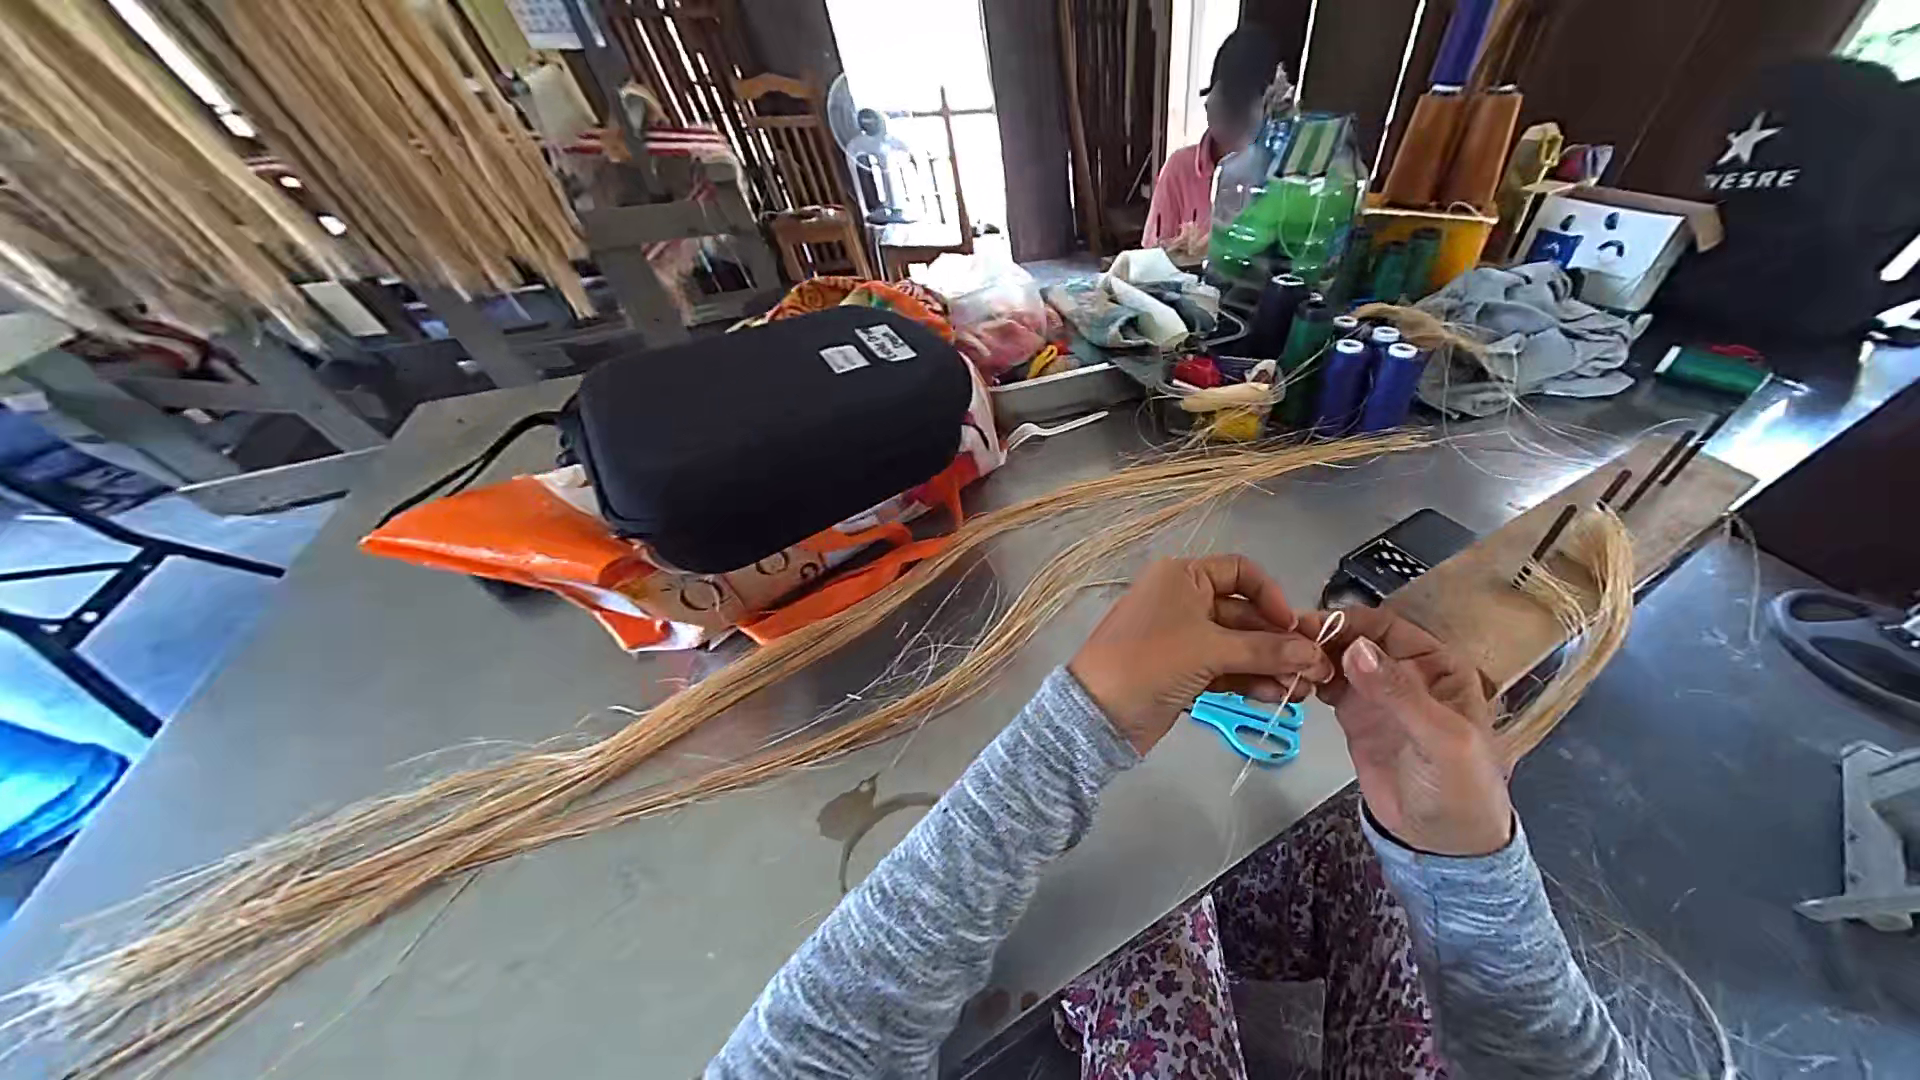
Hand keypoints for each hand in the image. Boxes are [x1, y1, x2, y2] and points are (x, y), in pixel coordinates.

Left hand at [1069, 556, 1333, 753]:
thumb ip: (1265, 649)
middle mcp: (1183, 600)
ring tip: (1303, 690)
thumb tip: (1313, 653)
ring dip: (1270, 664)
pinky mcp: (1183, 670)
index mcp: (1181, 577)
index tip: (1293, 625)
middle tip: (1316, 669)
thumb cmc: (1150, 661)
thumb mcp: (1209, 649)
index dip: (1270, 595)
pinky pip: (1225, 668)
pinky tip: (1277, 696)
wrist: (1099, 712)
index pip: (1239, 571)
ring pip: (1238, 645)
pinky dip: (1249, 680)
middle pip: (1244, 613)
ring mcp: (1183, 637)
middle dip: (1279, 641)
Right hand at [1301, 606, 1513, 856]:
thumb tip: (1354, 647)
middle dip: (1320, 637)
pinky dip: (1306, 676)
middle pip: (1354, 637)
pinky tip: (1291, 682)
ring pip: (1335, 656)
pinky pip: (1325, 681)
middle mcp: (1403, 669)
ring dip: (1309, 655)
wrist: (1441, 841)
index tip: (1306, 625)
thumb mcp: (1439, 738)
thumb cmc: (1459, 787)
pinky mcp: (1351, 710)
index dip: (1347, 622)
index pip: (1386, 627)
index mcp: (1436, 665)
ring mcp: (1374, 690)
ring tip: (1283, 665)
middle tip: (1285, 646)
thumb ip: (1398, 692)